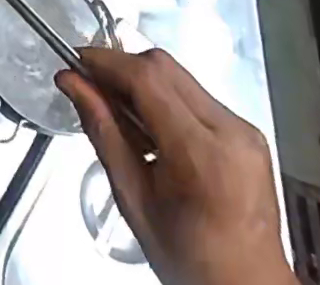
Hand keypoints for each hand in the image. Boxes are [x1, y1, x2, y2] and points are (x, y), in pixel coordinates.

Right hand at [56, 48, 289, 284]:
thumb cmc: (189, 258)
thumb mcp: (132, 197)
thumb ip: (101, 130)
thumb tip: (71, 83)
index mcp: (201, 154)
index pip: (146, 78)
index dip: (106, 62)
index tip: (77, 62)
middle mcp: (230, 132)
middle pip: (163, 67)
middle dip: (121, 67)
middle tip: (92, 85)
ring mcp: (244, 129)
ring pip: (178, 75)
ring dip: (141, 81)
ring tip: (120, 112)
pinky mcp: (247, 131)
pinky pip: (195, 93)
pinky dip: (164, 96)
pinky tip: (150, 125)